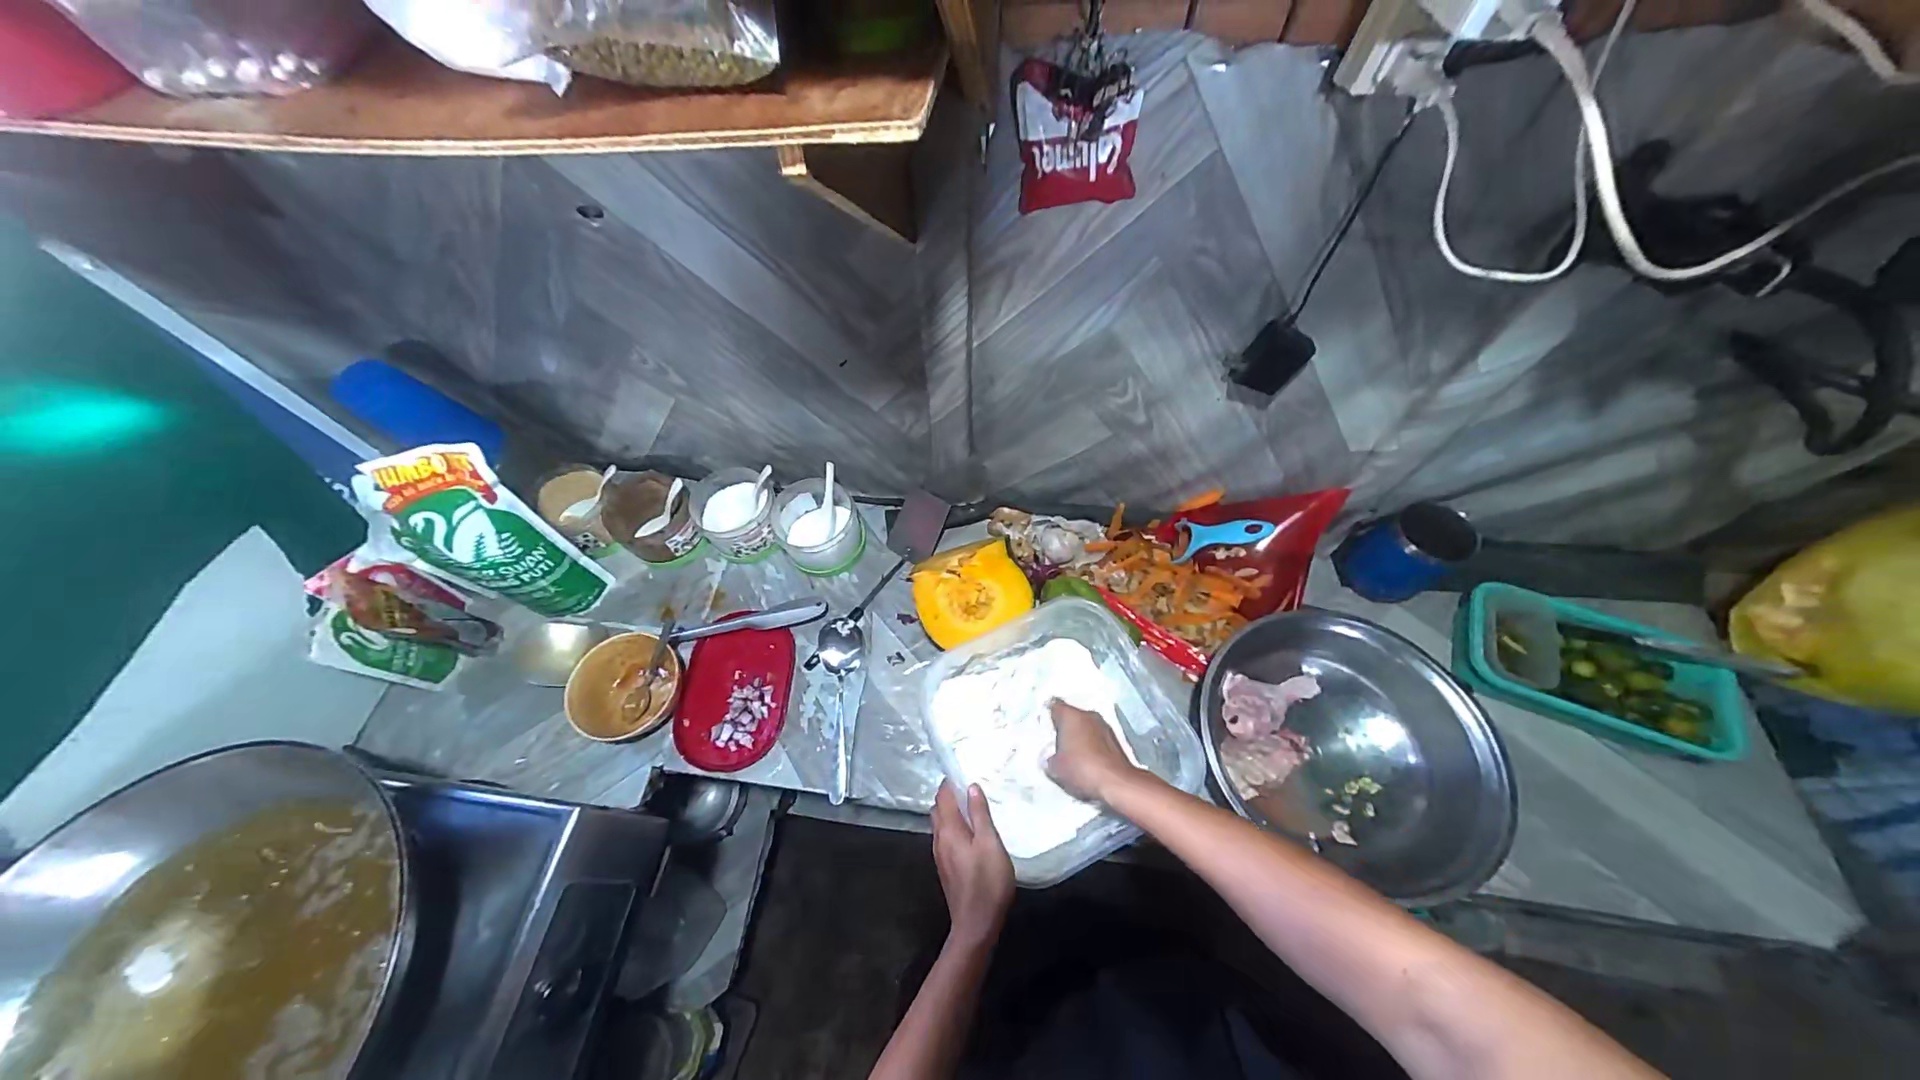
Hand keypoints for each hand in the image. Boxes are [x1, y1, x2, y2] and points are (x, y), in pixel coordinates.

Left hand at [932, 781, 1013, 946]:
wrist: (975, 924)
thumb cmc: (987, 881)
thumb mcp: (990, 843)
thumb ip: (980, 814)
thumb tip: (971, 787)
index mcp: (949, 830)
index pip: (943, 797)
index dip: (950, 783)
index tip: (962, 771)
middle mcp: (939, 839)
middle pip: (938, 809)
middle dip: (949, 796)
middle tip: (968, 787)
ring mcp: (940, 855)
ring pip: (940, 824)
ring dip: (950, 812)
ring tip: (969, 806)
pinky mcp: (946, 867)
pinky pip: (944, 837)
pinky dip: (952, 826)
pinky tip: (967, 832)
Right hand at [1045, 699, 1149, 803]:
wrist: (1117, 782)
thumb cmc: (1080, 769)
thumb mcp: (1055, 768)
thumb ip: (1050, 758)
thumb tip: (1052, 758)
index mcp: (1070, 715)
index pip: (1054, 706)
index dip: (1047, 714)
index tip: (1043, 726)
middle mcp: (1088, 714)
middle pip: (1071, 715)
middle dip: (1064, 726)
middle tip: (1055, 741)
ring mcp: (1104, 726)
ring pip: (1086, 726)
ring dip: (1079, 735)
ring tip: (1071, 752)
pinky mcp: (1116, 739)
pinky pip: (1097, 737)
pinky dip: (1091, 744)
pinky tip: (1087, 759)